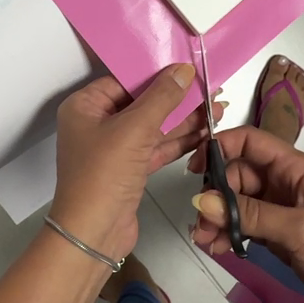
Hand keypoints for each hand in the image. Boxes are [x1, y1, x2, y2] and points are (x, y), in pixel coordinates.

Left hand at [49, 65, 218, 262]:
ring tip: (217, 106)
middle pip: (142, 102)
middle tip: (210, 87)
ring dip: (184, 119)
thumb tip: (183, 70)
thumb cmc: (104, 175)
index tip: (187, 66)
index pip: (124, 80)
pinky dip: (179, 141)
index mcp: (85, 106)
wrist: (93, 236)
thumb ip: (161, 98)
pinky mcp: (129, 170)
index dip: (156, 73)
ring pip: (153, 126)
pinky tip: (205, 131)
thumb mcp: (134, 130)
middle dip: (176, 98)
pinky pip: (156, 147)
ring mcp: (114, 148)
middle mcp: (97, 123)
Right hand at [190, 126, 303, 302]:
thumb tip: (200, 201)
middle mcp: (285, 184)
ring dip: (218, 217)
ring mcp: (282, 211)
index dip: (219, 147)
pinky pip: (246, 227)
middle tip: (199, 222)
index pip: (249, 141)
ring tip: (204, 241)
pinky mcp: (281, 238)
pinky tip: (218, 248)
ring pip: (238, 202)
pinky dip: (229, 234)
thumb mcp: (300, 230)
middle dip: (214, 193)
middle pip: (238, 174)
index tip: (194, 169)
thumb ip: (250, 214)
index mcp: (295, 168)